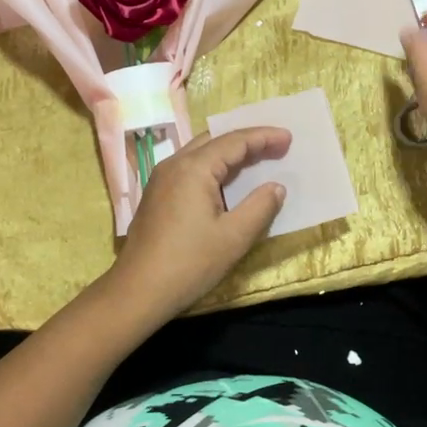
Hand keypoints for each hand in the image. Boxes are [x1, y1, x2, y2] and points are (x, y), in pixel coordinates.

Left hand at [107, 128, 290, 318]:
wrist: (138, 290)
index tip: (288, 137)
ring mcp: (160, 180)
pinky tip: (225, 184)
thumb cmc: (189, 263)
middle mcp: (173, 165)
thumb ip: (260, 207)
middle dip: (246, 141)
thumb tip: (275, 186)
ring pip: (199, 154)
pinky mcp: (156, 196)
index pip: (234, 141)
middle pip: (213, 141)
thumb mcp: (234, 237)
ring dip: (228, 154)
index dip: (263, 136)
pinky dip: (212, 168)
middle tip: (275, 146)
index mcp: (193, 168)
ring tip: (255, 160)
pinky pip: (189, 170)